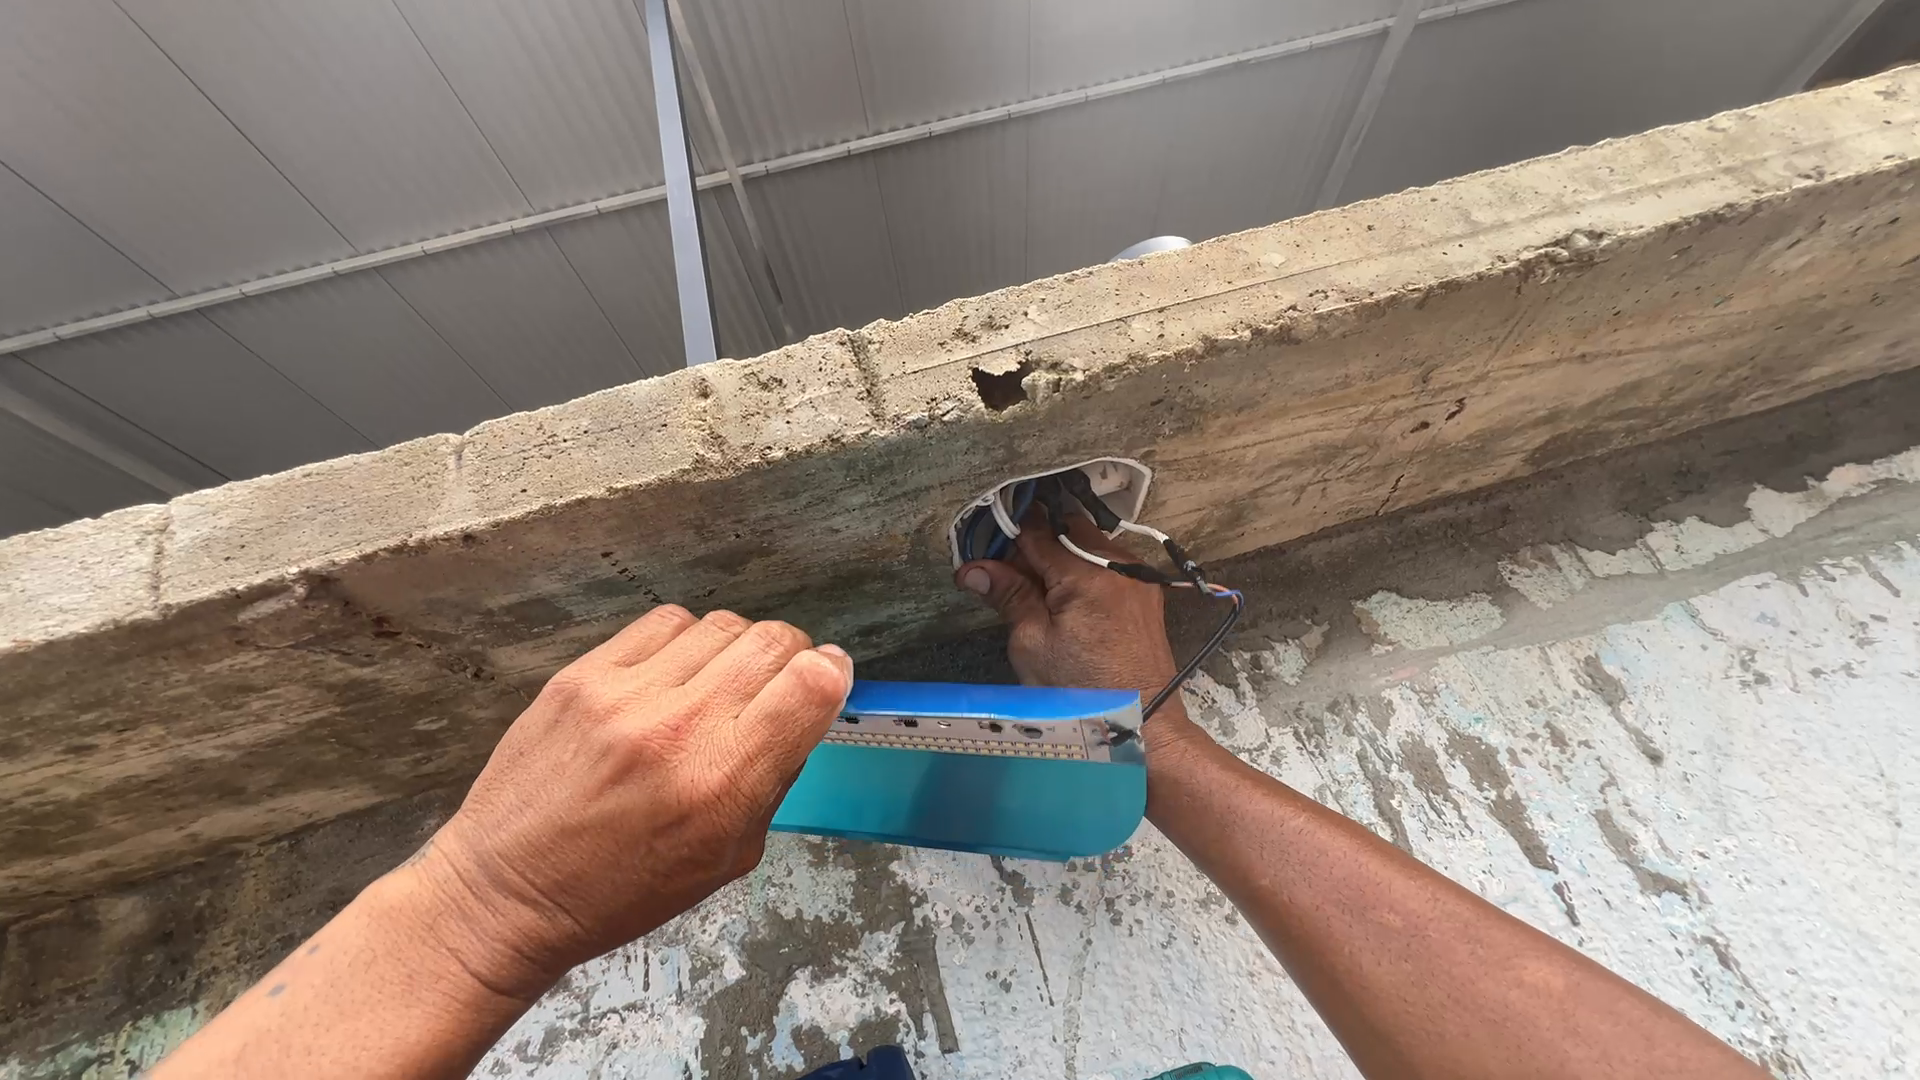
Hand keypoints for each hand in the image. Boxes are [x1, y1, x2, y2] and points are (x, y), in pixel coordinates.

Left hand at [405, 607, 852, 999]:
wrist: (506, 893)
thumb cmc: (627, 891)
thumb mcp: (731, 857)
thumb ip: (776, 777)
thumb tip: (802, 710)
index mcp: (725, 782)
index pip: (812, 683)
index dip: (833, 672)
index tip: (826, 681)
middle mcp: (682, 726)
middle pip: (775, 639)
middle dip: (793, 655)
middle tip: (774, 683)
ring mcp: (627, 693)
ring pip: (724, 624)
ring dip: (738, 648)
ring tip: (718, 681)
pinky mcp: (584, 673)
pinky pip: (666, 622)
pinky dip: (687, 640)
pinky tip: (673, 672)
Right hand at [954, 511, 1218, 770]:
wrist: (1142, 722)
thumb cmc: (1079, 691)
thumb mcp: (1032, 644)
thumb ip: (1009, 595)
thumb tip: (972, 568)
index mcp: (1086, 574)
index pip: (1036, 531)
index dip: (1004, 537)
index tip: (980, 551)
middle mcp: (1117, 563)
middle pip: (1064, 529)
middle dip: (1032, 544)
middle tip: (1004, 575)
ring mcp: (1136, 575)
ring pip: (1086, 543)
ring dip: (1056, 555)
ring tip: (1031, 590)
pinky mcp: (1144, 590)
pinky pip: (1105, 562)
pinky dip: (1079, 569)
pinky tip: (1061, 597)